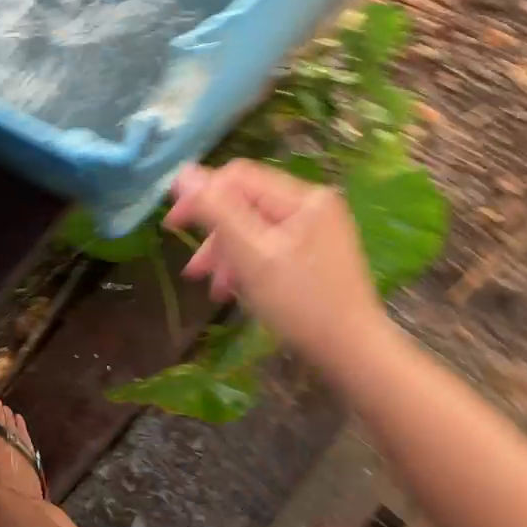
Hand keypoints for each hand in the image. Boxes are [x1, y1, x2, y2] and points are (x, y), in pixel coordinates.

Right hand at [164, 161, 388, 368]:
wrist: (353, 353)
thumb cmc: (300, 302)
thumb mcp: (249, 251)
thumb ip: (214, 208)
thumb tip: (183, 173)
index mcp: (302, 199)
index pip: (236, 177)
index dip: (199, 194)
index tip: (173, 224)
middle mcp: (310, 206)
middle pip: (242, 203)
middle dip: (212, 232)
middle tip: (191, 264)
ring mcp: (313, 230)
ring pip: (250, 226)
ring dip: (223, 251)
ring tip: (207, 282)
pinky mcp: (311, 252)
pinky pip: (264, 244)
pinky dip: (242, 262)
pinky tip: (229, 287)